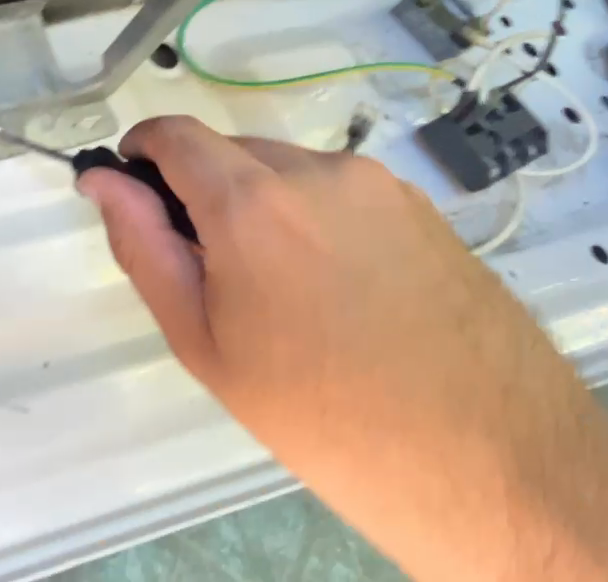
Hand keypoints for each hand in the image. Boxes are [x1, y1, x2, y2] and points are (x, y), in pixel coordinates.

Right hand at [78, 117, 607, 576]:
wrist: (506, 474)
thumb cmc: (325, 419)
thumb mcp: (204, 342)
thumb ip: (143, 245)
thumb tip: (101, 180)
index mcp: (252, 201)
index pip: (172, 134)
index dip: (139, 153)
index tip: (134, 195)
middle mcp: (317, 170)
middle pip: (227, 150)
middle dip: (199, 190)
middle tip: (210, 273)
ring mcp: (381, 185)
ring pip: (284, 169)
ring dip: (257, 204)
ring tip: (282, 292)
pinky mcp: (425, 208)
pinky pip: (337, 190)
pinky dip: (310, 217)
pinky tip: (337, 292)